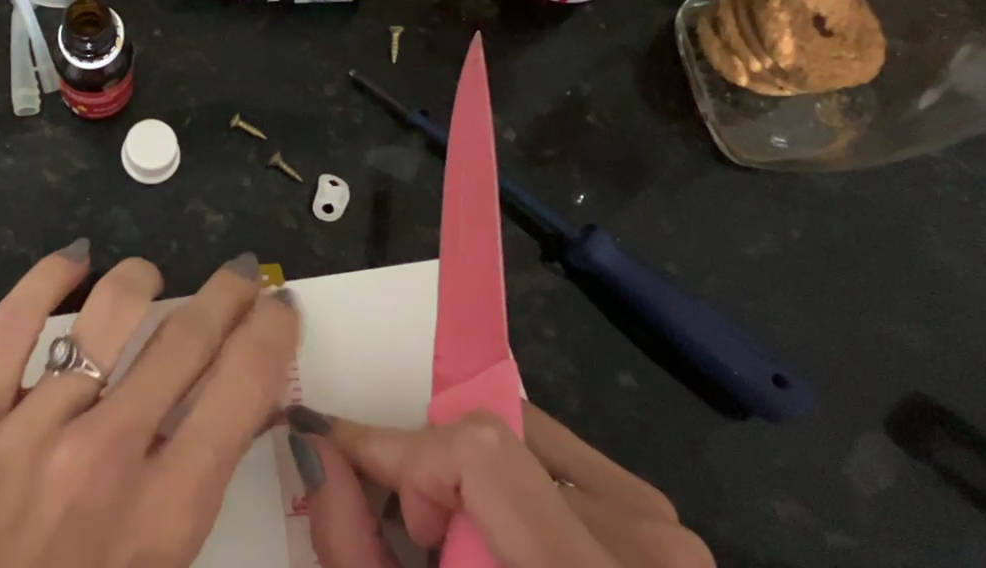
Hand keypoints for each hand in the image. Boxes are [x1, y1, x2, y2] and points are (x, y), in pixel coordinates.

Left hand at [0, 242, 298, 567]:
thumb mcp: (163, 561)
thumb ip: (199, 480)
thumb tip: (236, 399)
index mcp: (163, 510)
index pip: (239, 391)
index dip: (270, 335)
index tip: (278, 309)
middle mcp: (104, 456)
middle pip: (183, 342)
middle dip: (226, 297)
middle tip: (240, 276)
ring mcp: (33, 428)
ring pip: (104, 318)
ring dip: (141, 281)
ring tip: (151, 276)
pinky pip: (12, 324)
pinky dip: (45, 280)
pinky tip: (74, 261)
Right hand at [289, 404, 714, 567]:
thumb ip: (355, 548)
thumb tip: (318, 449)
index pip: (477, 455)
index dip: (396, 449)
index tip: (345, 459)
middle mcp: (646, 547)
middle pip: (495, 439)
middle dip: (428, 471)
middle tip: (415, 533)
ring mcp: (667, 535)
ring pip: (525, 436)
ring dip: (470, 473)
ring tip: (463, 542)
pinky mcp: (667, 528)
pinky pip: (562, 455)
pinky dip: (512, 475)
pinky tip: (505, 533)